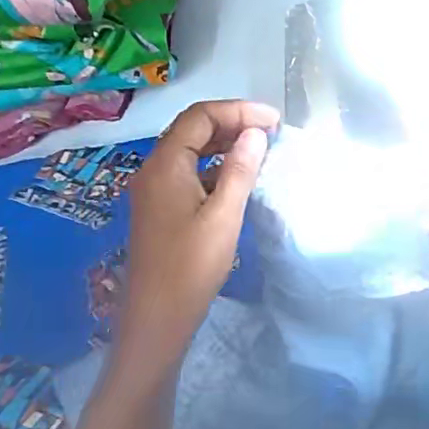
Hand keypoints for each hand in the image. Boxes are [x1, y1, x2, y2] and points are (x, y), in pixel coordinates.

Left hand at [120, 100, 279, 362]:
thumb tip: (255, 133)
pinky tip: (239, 181)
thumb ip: (240, 170)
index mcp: (164, 165)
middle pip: (192, 131)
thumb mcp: (223, 216)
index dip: (238, 111)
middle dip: (231, 125)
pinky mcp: (161, 210)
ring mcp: (155, 191)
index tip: (274, 121)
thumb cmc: (191, 267)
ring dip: (224, 147)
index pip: (199, 117)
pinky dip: (214, 170)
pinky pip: (188, 176)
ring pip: (190, 153)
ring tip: (260, 152)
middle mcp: (154, 170)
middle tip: (271, 134)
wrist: (157, 317)